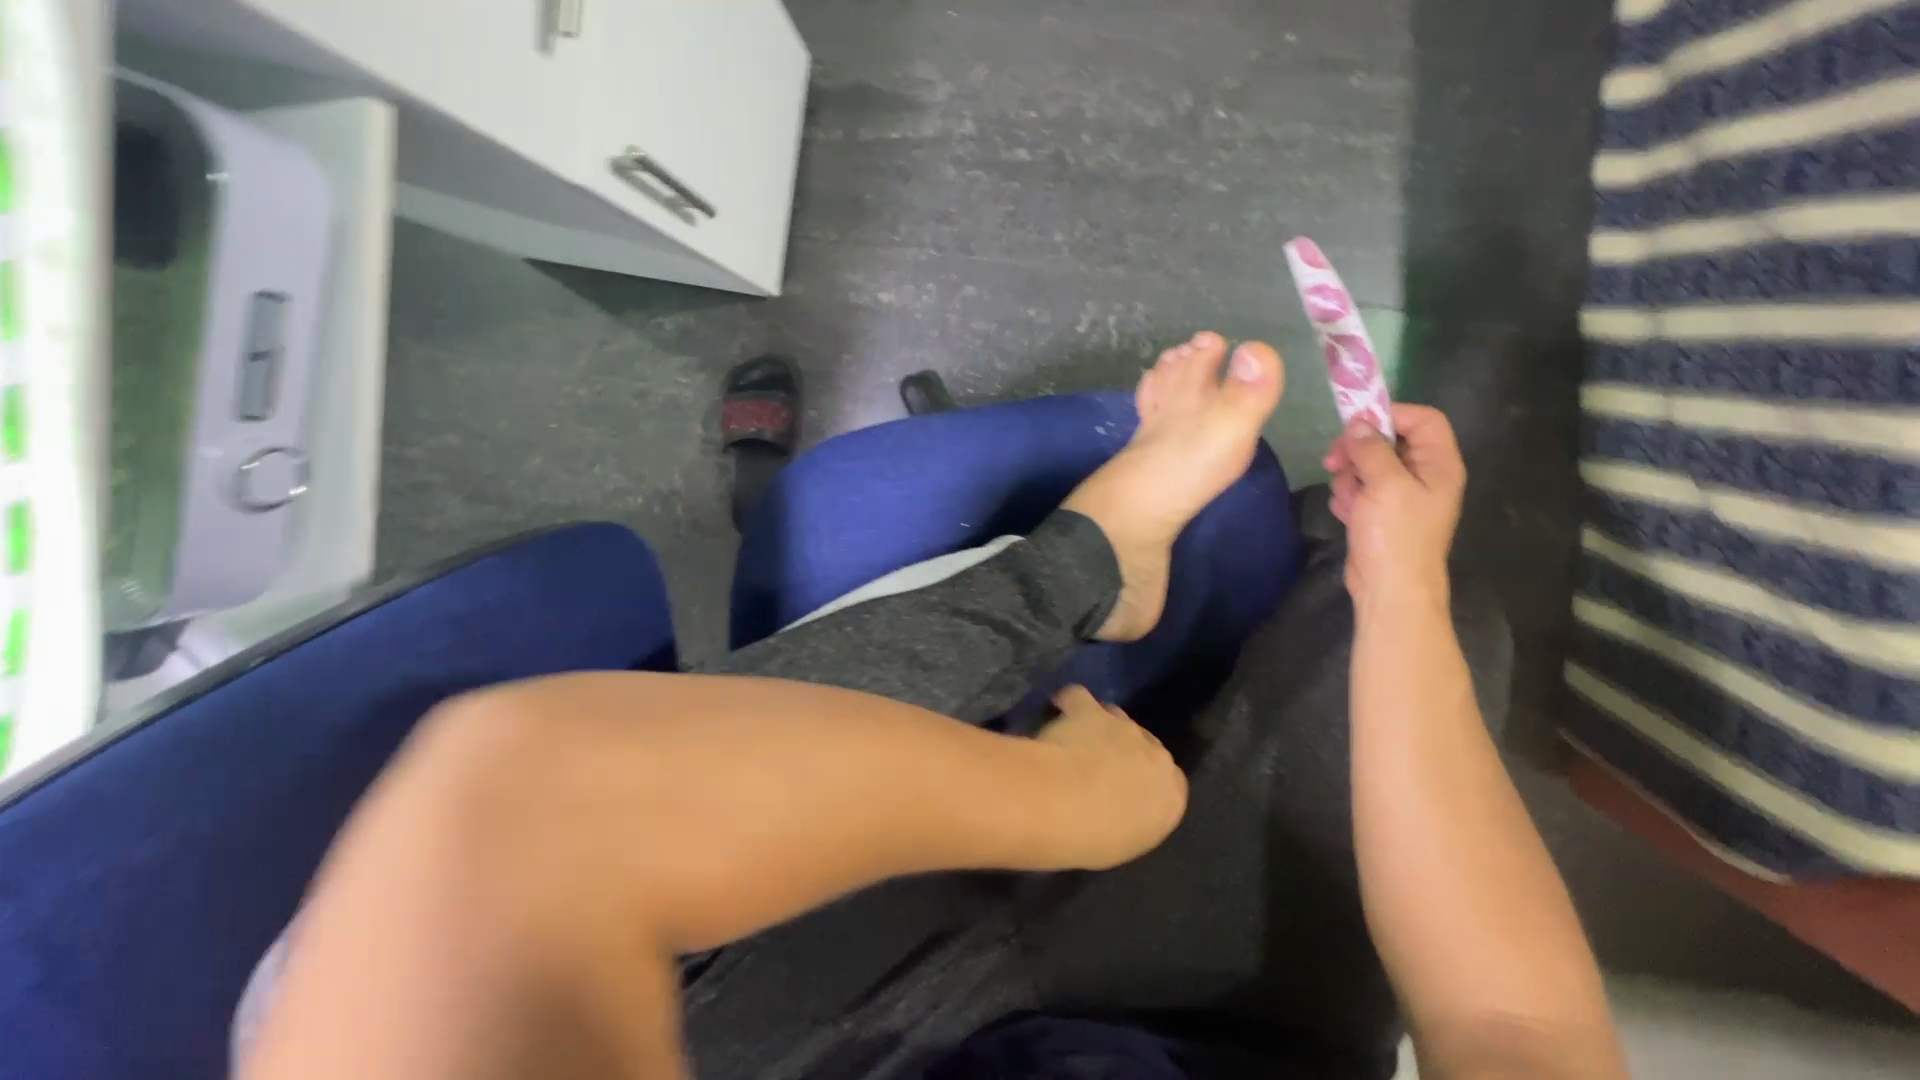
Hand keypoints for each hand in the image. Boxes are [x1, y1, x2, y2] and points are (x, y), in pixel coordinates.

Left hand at [1034, 685, 1187, 869]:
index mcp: (1171, 796)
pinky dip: (1068, 703)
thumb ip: (1130, 821)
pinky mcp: (1090, 711)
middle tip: (1095, 763)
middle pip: (1142, 743)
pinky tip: (1056, 712)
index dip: (1144, 779)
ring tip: (1073, 738)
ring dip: (1097, 724)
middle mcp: (1155, 756)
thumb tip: (1114, 813)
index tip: (1124, 788)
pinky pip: (1078, 698)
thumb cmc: (1096, 840)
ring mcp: (1124, 728)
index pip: (1169, 782)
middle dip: (1123, 749)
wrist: (1069, 805)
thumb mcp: (1124, 842)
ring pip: (1114, 715)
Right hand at [1322, 404, 1464, 615]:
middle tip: (1333, 458)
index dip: (1391, 414)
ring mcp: (1401, 495)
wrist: (1390, 588)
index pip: (1422, 419)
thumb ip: (1372, 449)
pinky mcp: (1380, 512)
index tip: (1356, 423)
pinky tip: (1347, 512)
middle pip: (1389, 440)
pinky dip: (1349, 497)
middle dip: (1359, 448)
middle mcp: (1423, 475)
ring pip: (1368, 465)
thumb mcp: (1385, 484)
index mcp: (1438, 464)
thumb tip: (1358, 424)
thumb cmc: (1396, 535)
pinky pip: (1360, 489)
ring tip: (1348, 498)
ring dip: (1350, 476)